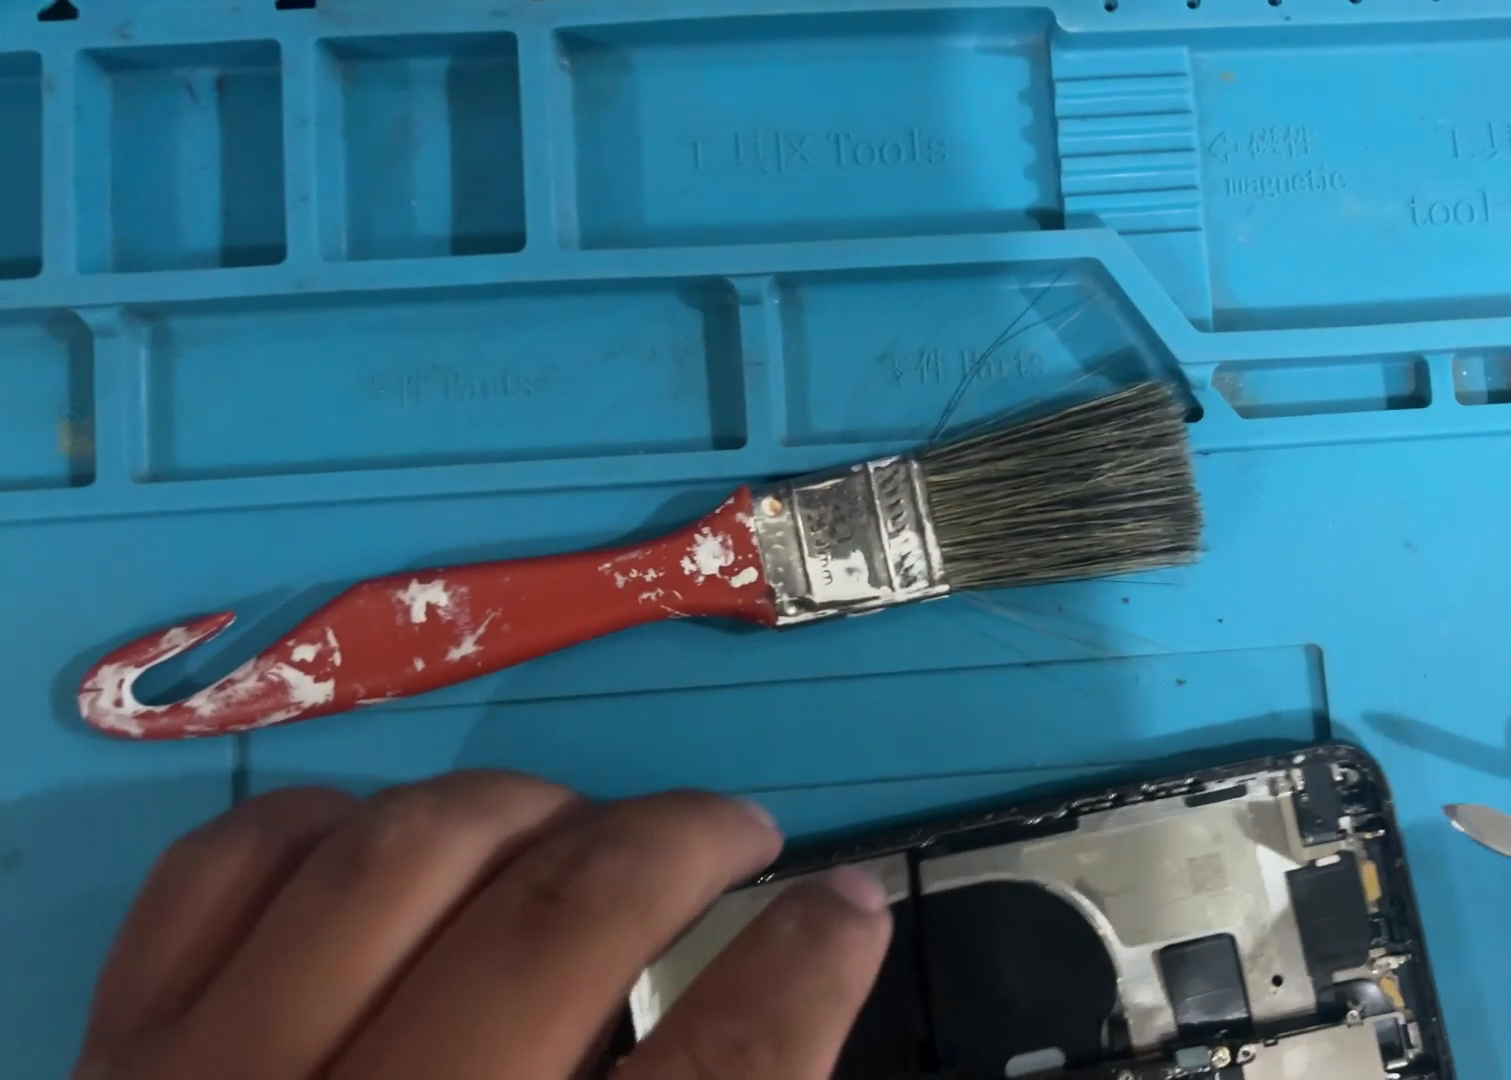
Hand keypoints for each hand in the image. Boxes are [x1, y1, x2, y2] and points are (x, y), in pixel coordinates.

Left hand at [75, 772, 892, 1079]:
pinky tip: (416, 853)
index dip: (813, 960)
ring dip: (544, 805)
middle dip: (695, 836)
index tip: (850, 902)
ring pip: (411, 855)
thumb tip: (825, 956)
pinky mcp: (110, 1073)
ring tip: (595, 829)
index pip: (729, 1067)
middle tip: (746, 833)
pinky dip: (344, 823)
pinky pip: (231, 872)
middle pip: (571, 920)